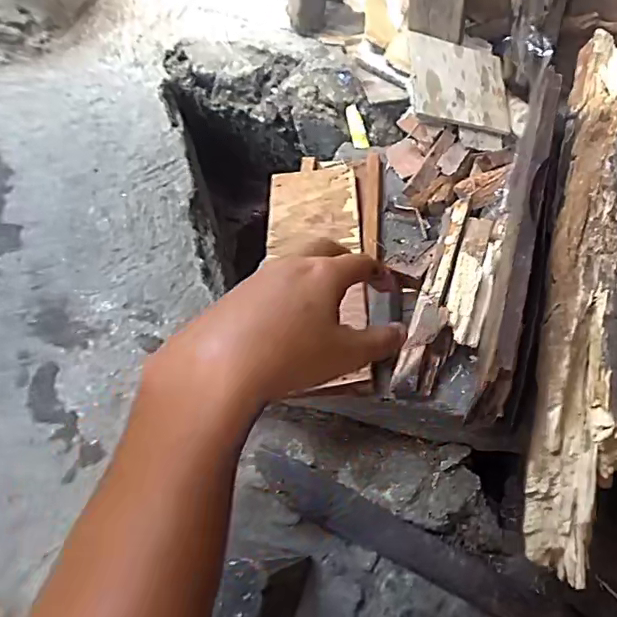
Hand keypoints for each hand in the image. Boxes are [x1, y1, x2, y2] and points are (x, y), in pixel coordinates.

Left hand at [145, 239, 403, 413]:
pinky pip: (272, 284)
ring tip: (322, 302)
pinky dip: (288, 293)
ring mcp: (260, 276)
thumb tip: (399, 333)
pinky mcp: (237, 294)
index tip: (387, 285)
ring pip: (295, 264)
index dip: (380, 272)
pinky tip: (287, 321)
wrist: (217, 367)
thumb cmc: (289, 356)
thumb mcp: (347, 355)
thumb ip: (380, 342)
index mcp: (324, 274)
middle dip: (345, 260)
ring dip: (314, 275)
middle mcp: (292, 266)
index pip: (361, 262)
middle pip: (325, 249)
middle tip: (356, 278)